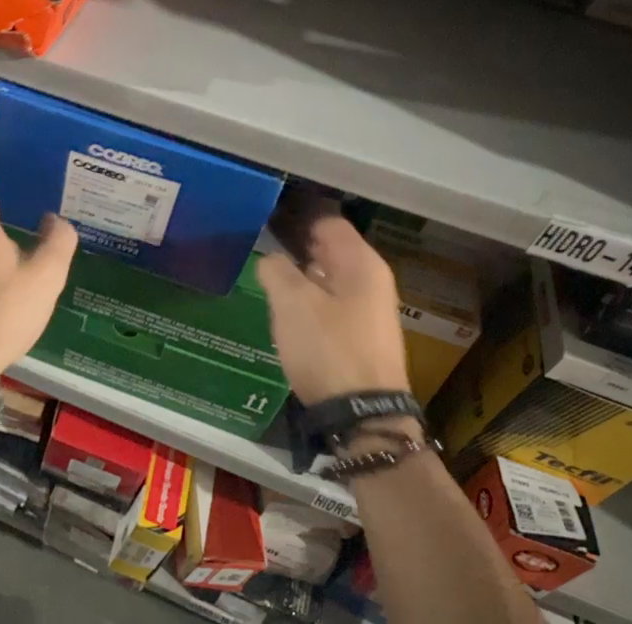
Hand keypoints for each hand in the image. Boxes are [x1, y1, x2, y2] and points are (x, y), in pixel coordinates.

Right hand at [257, 216, 410, 401]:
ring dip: (302, 274)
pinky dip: (311, 298)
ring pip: (330, 277)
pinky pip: (332, 302)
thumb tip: (270, 258)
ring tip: (268, 275)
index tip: (265, 216)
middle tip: (259, 243)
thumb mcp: (292, 304)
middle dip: (296, 244)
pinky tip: (288, 309)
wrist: (363, 415)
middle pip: (330, 248)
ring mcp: (370, 310)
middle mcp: (372, 280)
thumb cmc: (328, 348)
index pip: (327, 221)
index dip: (296, 216)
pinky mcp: (362, 336)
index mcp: (361, 263)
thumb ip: (276, 270)